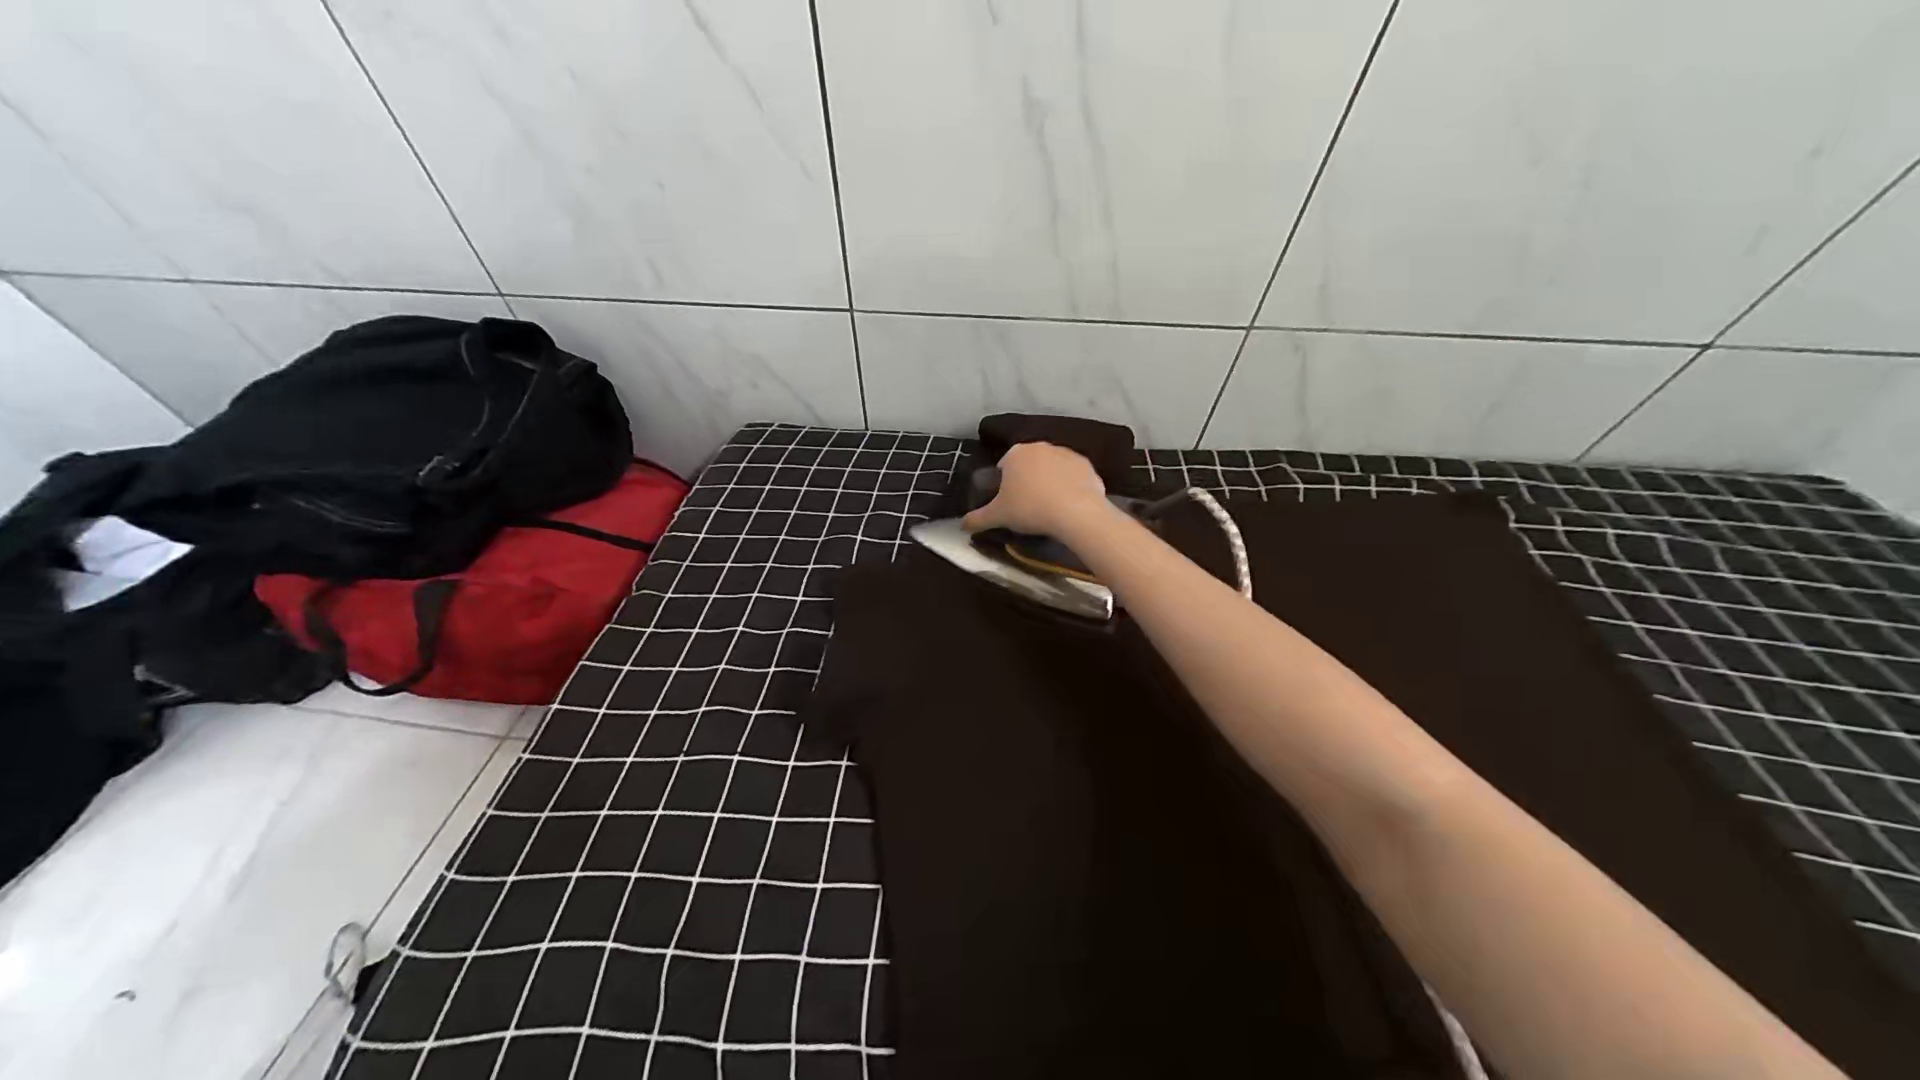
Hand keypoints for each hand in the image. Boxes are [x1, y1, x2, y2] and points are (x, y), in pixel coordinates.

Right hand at [962, 442, 1111, 538]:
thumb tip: (961, 525)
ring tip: (1050, 507)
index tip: (1009, 503)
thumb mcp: (998, 517)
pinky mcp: (1088, 465)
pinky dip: (1070, 487)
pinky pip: (1073, 476)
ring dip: (1049, 482)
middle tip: (1028, 506)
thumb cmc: (1029, 509)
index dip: (1005, 484)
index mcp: (1016, 453)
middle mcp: (1040, 446)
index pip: (1004, 465)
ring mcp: (1066, 453)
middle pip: (1029, 464)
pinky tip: (1069, 505)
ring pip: (1052, 468)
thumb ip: (977, 519)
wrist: (1075, 512)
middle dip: (1027, 481)